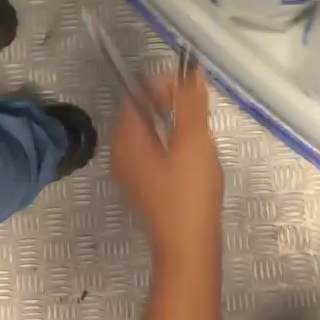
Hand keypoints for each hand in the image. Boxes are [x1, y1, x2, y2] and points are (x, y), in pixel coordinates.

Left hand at [110, 66, 223, 259]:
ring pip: (149, 134)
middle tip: (200, 109)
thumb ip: (191, 104)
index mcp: (126, 138)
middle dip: (169, 102)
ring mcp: (129, 173)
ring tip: (200, 132)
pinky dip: (170, 146)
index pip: (136, 93)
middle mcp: (120, 152)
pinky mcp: (142, 188)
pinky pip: (153, 154)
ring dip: (173, 124)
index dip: (163, 83)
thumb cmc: (189, 192)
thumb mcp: (194, 142)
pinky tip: (192, 158)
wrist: (187, 247)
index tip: (191, 87)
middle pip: (141, 113)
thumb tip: (190, 72)